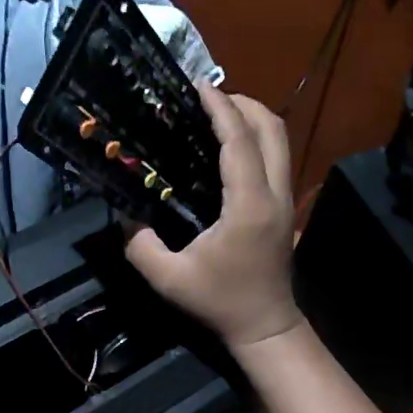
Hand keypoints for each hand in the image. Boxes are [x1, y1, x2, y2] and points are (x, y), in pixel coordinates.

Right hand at [125, 83, 303, 349]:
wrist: (264, 326)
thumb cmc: (220, 302)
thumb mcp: (170, 281)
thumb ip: (141, 247)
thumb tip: (126, 217)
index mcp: (249, 206)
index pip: (239, 141)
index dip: (220, 109)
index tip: (197, 87)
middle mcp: (275, 194)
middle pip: (271, 128)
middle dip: (242, 103)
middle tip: (207, 99)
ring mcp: (286, 200)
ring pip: (280, 140)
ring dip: (252, 119)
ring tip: (217, 115)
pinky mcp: (285, 208)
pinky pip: (277, 158)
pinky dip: (257, 140)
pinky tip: (230, 148)